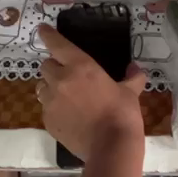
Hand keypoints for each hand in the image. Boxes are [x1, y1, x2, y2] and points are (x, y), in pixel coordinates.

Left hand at [37, 24, 145, 161]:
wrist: (110, 147)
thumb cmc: (122, 113)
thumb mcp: (130, 92)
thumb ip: (132, 78)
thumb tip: (135, 69)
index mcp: (81, 66)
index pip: (57, 44)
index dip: (48, 35)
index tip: (42, 29)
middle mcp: (61, 80)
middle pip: (45, 66)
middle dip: (54, 67)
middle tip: (67, 74)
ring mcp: (51, 102)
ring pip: (42, 87)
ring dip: (51, 87)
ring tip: (66, 96)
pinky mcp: (48, 121)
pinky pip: (46, 108)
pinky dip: (54, 108)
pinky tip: (69, 116)